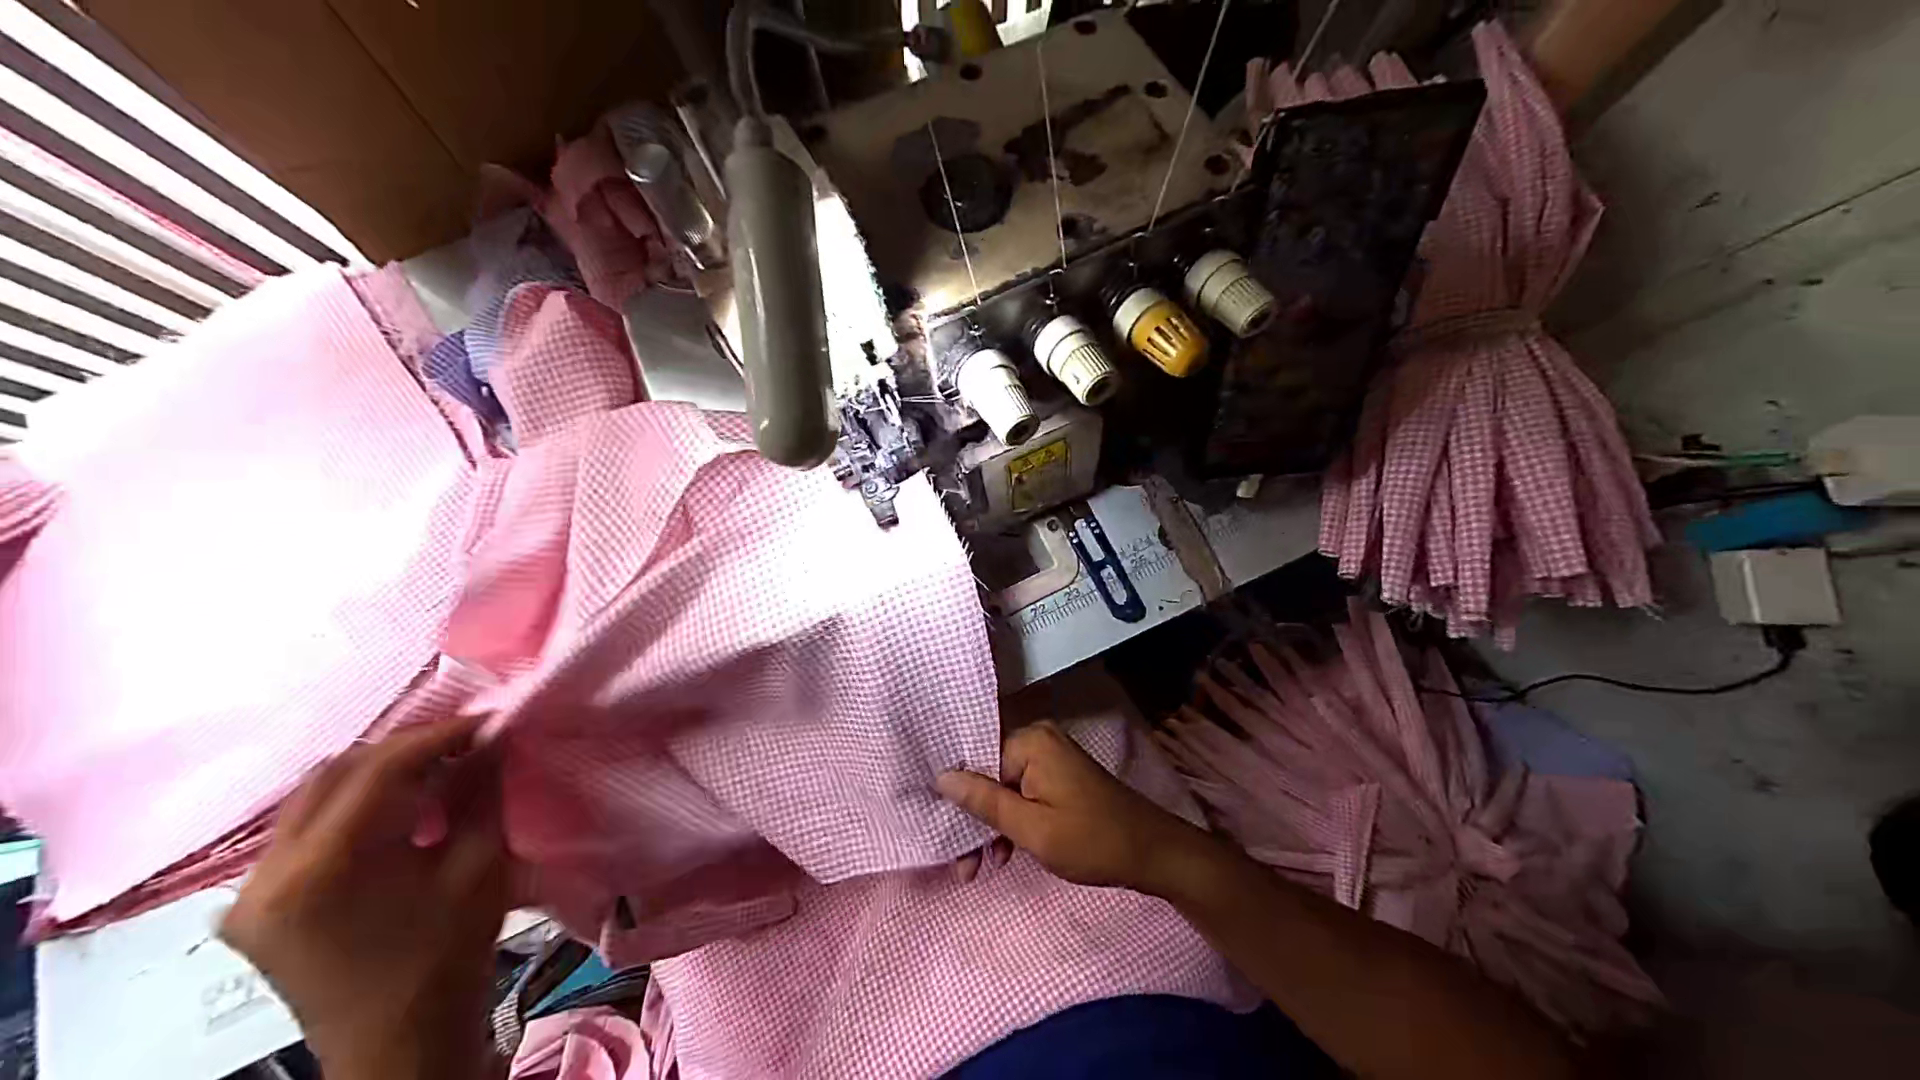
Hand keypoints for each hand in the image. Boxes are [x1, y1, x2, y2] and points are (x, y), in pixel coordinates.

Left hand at [220, 715, 508, 1079]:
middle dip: (405, 749)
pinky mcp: (255, 907)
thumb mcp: (478, 865)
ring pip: (313, 796)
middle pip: (335, 774)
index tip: (487, 722)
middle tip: (463, 743)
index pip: (377, 769)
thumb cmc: (446, 956)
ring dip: (377, 774)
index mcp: (321, 868)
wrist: (398, 1045)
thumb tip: (493, 737)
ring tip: (435, 771)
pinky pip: (303, 828)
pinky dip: (353, 806)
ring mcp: (249, 893)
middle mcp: (266, 874)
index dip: (438, 736)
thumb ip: (481, 792)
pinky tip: (397, 811)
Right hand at [935, 721, 1209, 894]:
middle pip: (988, 776)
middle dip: (975, 822)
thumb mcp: (1032, 828)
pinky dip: (1013, 821)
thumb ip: (984, 802)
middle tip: (964, 868)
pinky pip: (1022, 792)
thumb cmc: (1092, 841)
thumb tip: (941, 777)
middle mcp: (1038, 738)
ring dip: (992, 827)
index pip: (975, 764)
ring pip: (1003, 789)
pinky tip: (1005, 852)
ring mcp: (1051, 755)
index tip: (946, 840)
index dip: (958, 802)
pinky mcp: (1059, 774)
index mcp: (1030, 741)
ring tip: (980, 868)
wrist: (1154, 853)